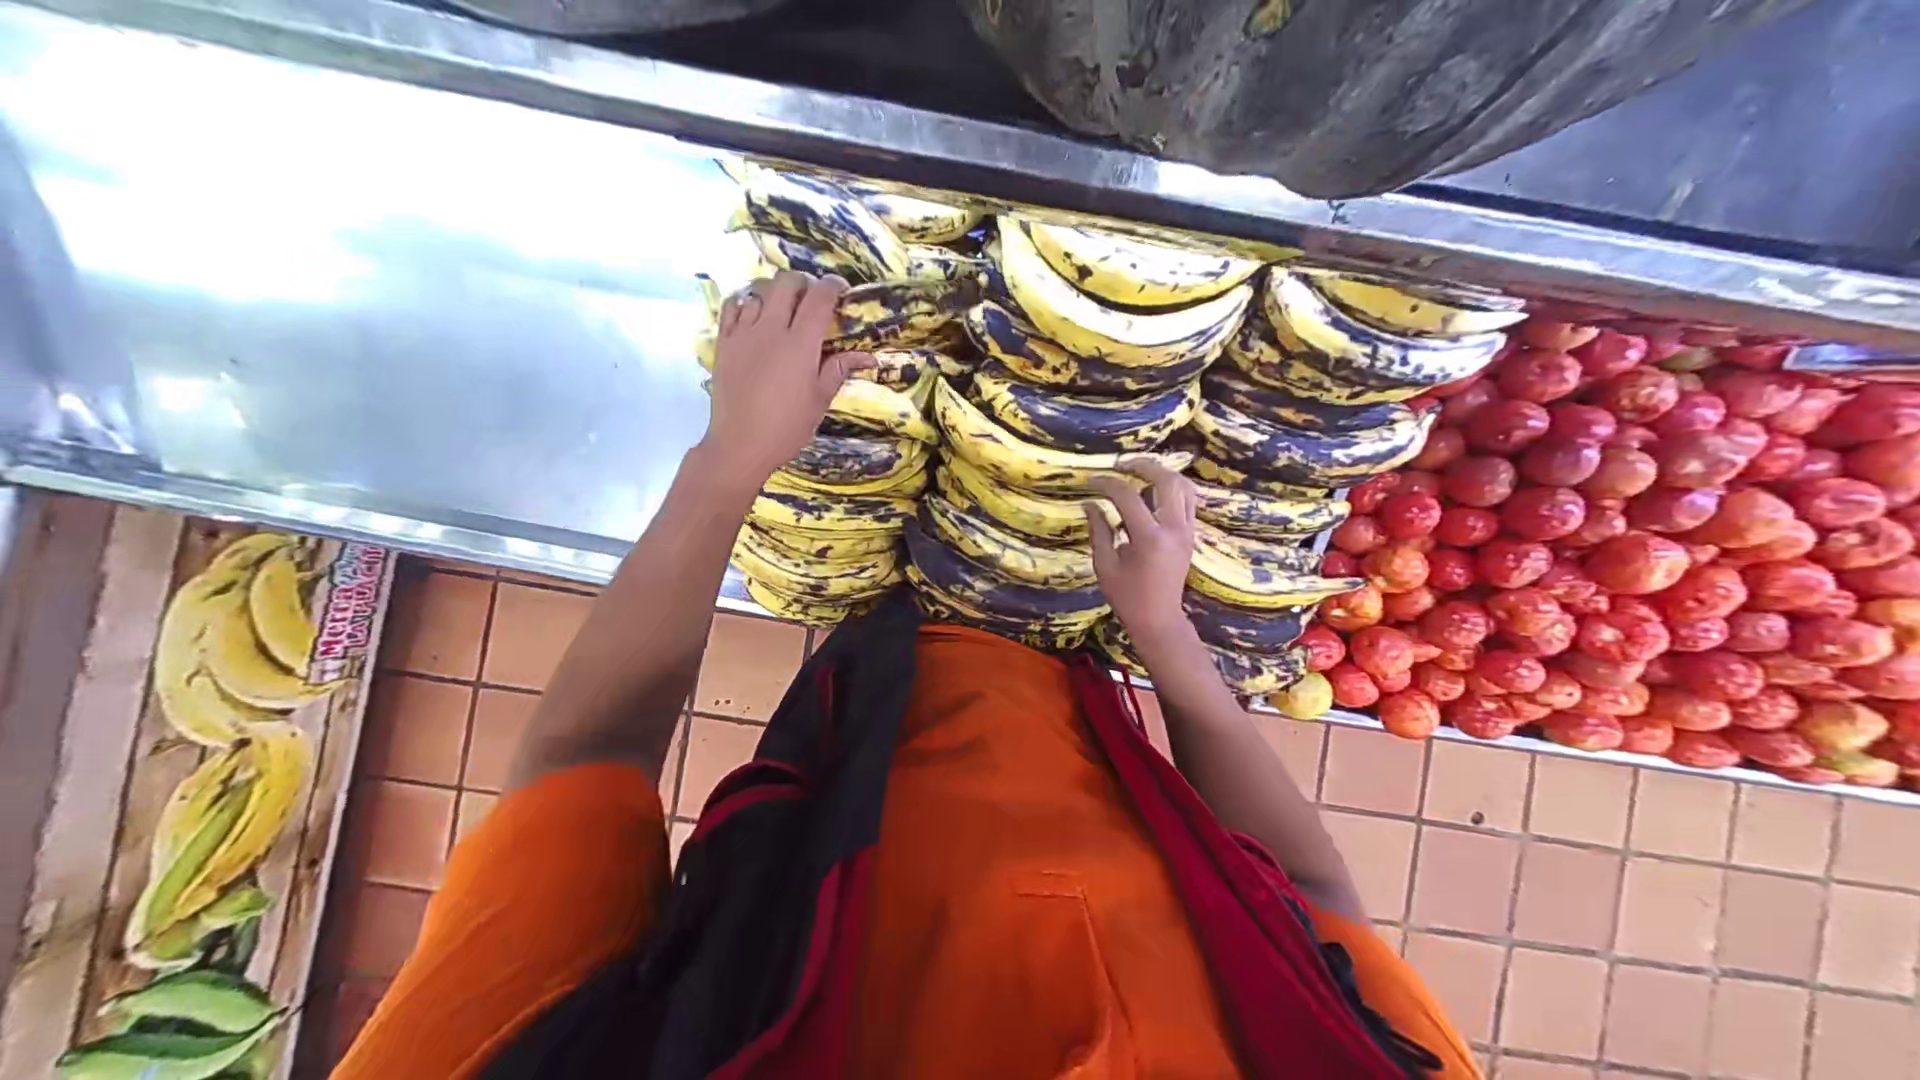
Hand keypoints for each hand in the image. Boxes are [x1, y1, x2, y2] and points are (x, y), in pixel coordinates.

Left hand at [701, 270, 873, 483]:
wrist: (740, 444)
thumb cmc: (787, 427)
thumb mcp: (819, 399)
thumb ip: (838, 369)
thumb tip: (868, 357)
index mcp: (801, 344)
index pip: (819, 298)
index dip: (832, 286)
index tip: (840, 288)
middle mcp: (771, 329)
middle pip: (786, 283)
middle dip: (803, 284)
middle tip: (810, 299)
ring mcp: (744, 333)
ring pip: (759, 291)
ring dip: (774, 293)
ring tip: (782, 309)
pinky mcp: (724, 342)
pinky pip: (733, 307)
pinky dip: (746, 303)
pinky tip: (754, 316)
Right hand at [1086, 459, 1197, 645]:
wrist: (1159, 618)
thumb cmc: (1127, 596)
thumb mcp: (1104, 565)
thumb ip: (1099, 530)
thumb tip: (1090, 503)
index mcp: (1149, 538)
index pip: (1128, 497)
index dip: (1107, 484)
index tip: (1091, 482)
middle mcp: (1174, 530)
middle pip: (1166, 481)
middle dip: (1143, 466)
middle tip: (1121, 465)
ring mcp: (1187, 531)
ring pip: (1183, 487)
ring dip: (1162, 474)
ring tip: (1139, 473)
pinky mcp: (1191, 535)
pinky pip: (1187, 501)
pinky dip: (1172, 489)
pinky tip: (1152, 491)